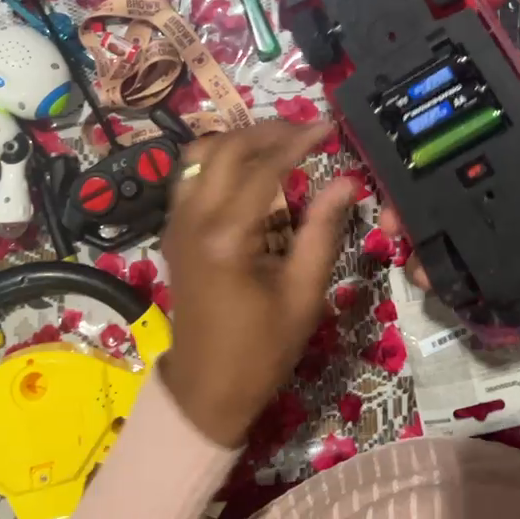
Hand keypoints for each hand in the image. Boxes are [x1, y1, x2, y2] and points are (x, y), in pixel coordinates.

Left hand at [158, 120, 357, 445]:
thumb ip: (323, 232)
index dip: (299, 140)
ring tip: (278, 145)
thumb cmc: (260, 351)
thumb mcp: (303, 295)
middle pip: (228, 147)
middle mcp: (193, 218)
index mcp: (227, 237)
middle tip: (306, 132)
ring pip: (201, 153)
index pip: (266, 168)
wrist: (205, 391)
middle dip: (269, 131)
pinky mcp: (173, 228)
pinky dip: (219, 159)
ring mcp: (176, 221)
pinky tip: (249, 170)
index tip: (329, 127)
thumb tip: (346, 181)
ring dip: (240, 140)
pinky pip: (190, 174)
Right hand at [378, 131, 519, 345]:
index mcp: (517, 166)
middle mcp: (489, 190)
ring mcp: (477, 229)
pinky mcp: (472, 266)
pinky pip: (439, 259)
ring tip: (396, 228)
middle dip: (406, 179)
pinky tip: (422, 269)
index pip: (475, 139)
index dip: (444, 132)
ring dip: (405, 218)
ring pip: (428, 214)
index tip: (420, 131)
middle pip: (437, 175)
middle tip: (394, 193)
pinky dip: (423, 262)